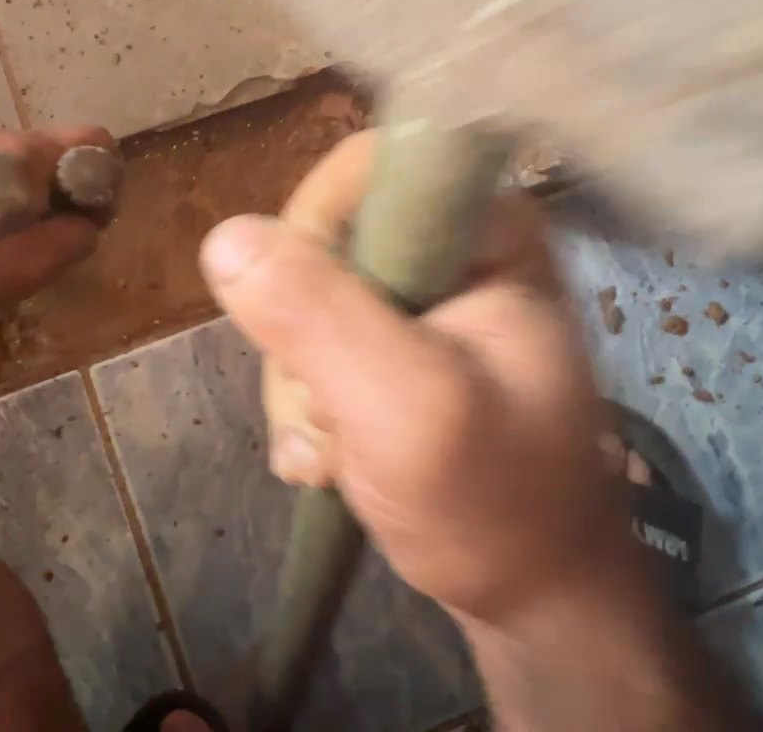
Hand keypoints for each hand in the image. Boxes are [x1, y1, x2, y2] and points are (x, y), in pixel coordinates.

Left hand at [0, 126, 117, 313]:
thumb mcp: (43, 258)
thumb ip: (80, 234)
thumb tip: (85, 226)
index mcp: (29, 151)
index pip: (95, 139)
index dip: (109, 178)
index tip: (96, 219)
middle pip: (60, 153)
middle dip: (74, 191)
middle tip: (66, 236)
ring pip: (25, 168)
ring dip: (40, 199)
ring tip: (26, 242)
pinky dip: (8, 203)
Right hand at [199, 131, 626, 625]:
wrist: (535, 592)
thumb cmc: (496, 502)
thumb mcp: (408, 411)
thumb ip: (322, 319)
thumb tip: (227, 239)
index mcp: (489, 225)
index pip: (367, 169)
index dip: (311, 233)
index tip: (292, 317)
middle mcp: (460, 243)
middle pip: (325, 238)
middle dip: (300, 335)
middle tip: (322, 416)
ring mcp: (431, 295)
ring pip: (311, 295)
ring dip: (298, 383)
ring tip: (329, 455)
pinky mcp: (405, 340)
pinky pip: (321, 338)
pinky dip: (308, 401)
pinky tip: (325, 459)